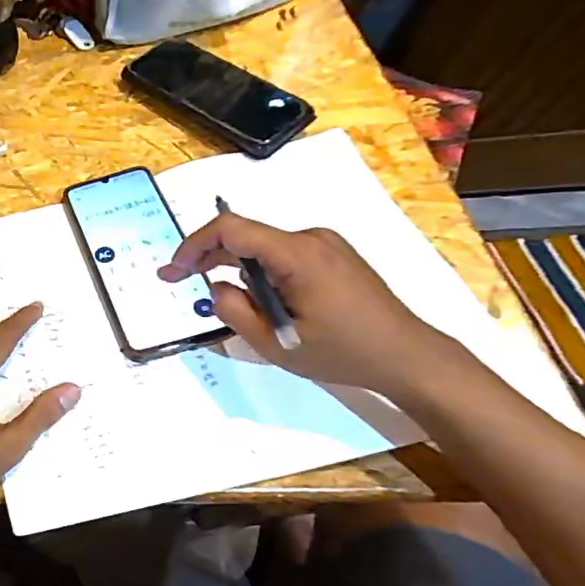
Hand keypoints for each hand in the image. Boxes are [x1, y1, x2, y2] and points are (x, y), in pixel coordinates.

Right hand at [157, 215, 469, 400]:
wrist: (408, 356)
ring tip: (229, 303)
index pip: (231, 229)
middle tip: (178, 279)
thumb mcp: (277, 344)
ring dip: (236, 268)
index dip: (194, 244)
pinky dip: (260, 271)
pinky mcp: (332, 255)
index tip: (175, 269)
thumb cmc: (344, 352)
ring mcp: (325, 244)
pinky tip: (260, 299)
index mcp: (298, 254)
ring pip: (262, 247)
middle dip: (207, 257)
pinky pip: (281, 254)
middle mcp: (310, 238)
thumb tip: (216, 288)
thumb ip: (235, 312)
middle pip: (244, 235)